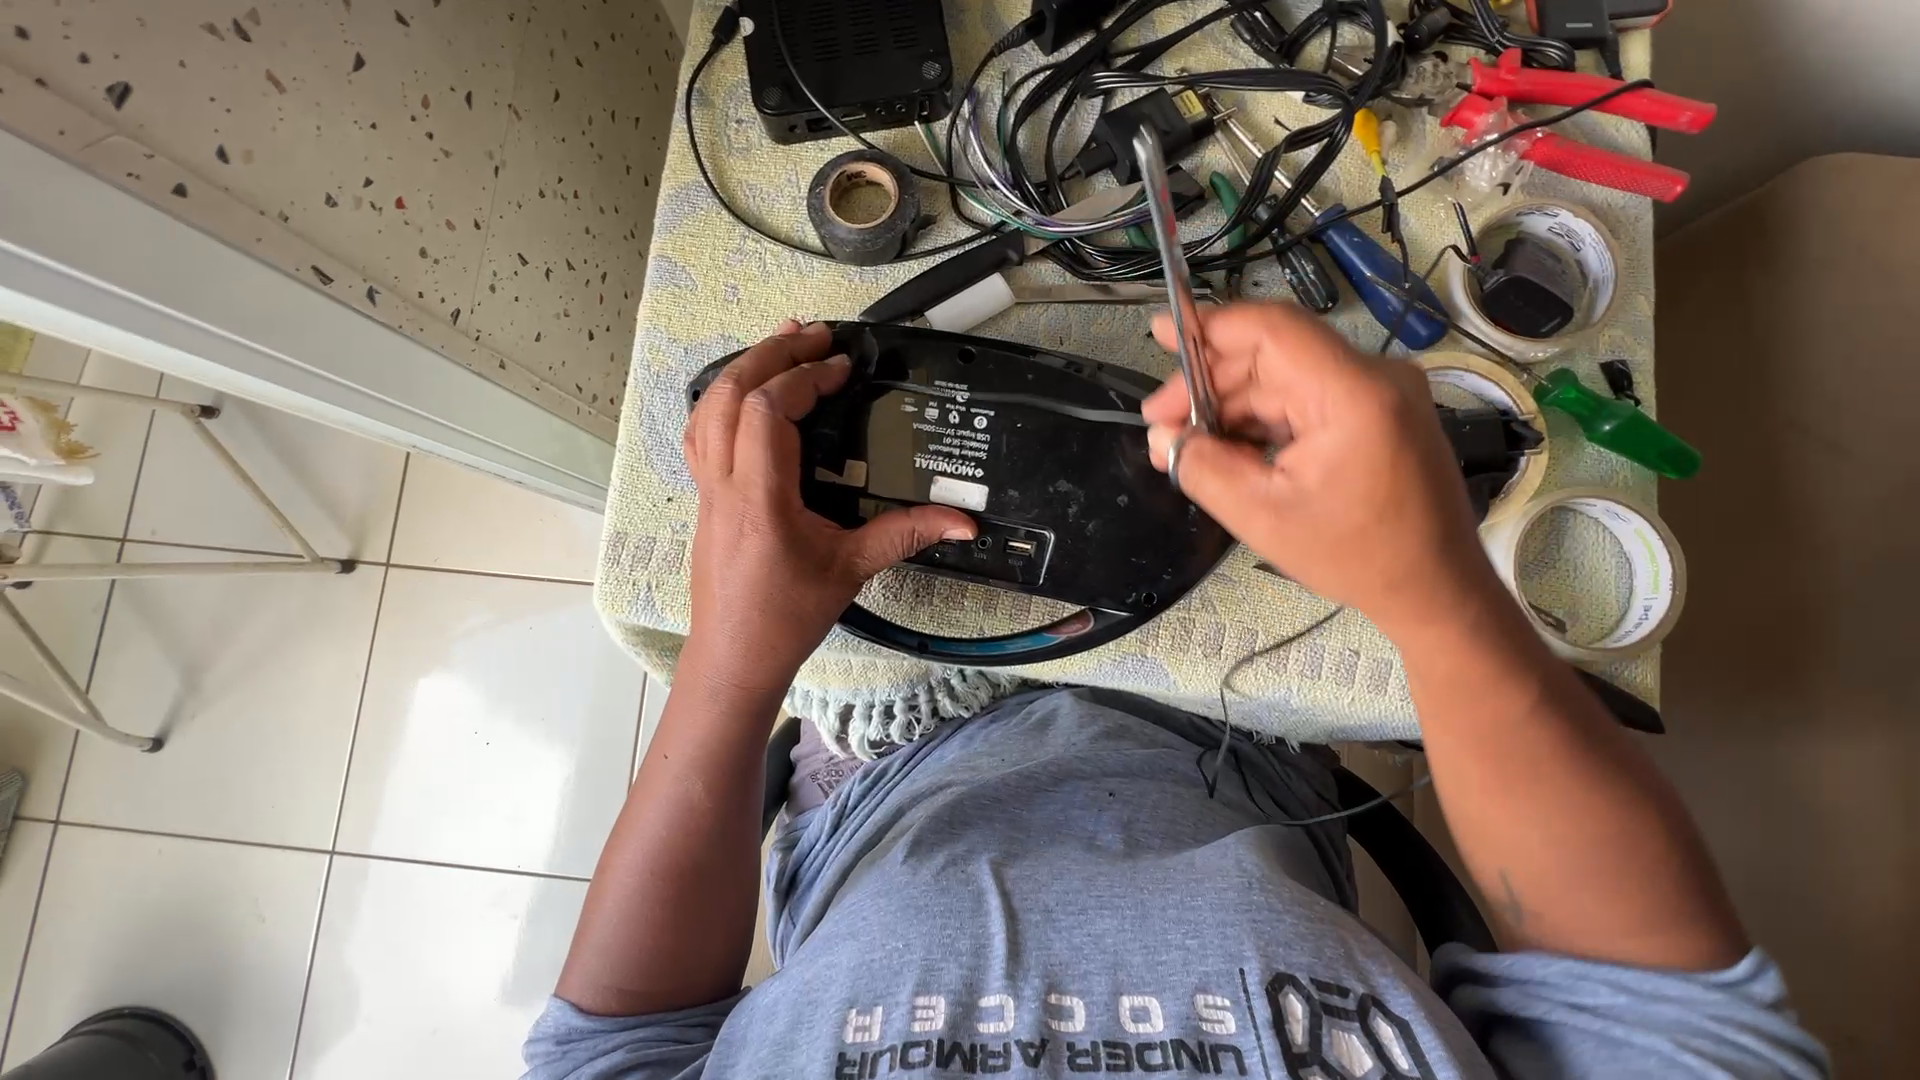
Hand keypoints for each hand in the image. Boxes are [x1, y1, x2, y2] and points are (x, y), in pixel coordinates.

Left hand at [682, 321, 976, 692]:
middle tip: (812, 332)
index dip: (802, 378)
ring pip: (705, 409)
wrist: (735, 655)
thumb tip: (964, 521)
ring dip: (742, 369)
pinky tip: (747, 394)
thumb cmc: (786, 617)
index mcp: (759, 497)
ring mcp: (707, 489)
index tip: (839, 368)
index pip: (766, 411)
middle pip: (727, 393)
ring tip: (781, 345)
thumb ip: (906, 534)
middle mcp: (723, 484)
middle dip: (769, 353)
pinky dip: (723, 399)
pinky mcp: (706, 498)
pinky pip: (701, 432)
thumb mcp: (851, 570)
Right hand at [1141, 303, 1496, 635]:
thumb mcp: (1263, 517)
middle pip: (1271, 354)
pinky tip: (1226, 447)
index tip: (1160, 332)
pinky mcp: (1374, 412)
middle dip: (1208, 384)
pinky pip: (1303, 399)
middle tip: (1160, 424)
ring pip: (1282, 378)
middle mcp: (1371, 378)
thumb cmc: (1355, 557)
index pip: (1271, 330)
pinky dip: (1261, 419)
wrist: (1435, 589)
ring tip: (1185, 444)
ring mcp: (1377, 393)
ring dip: (1230, 406)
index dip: (1210, 326)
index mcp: (1352, 394)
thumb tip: (1162, 436)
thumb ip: (1204, 468)